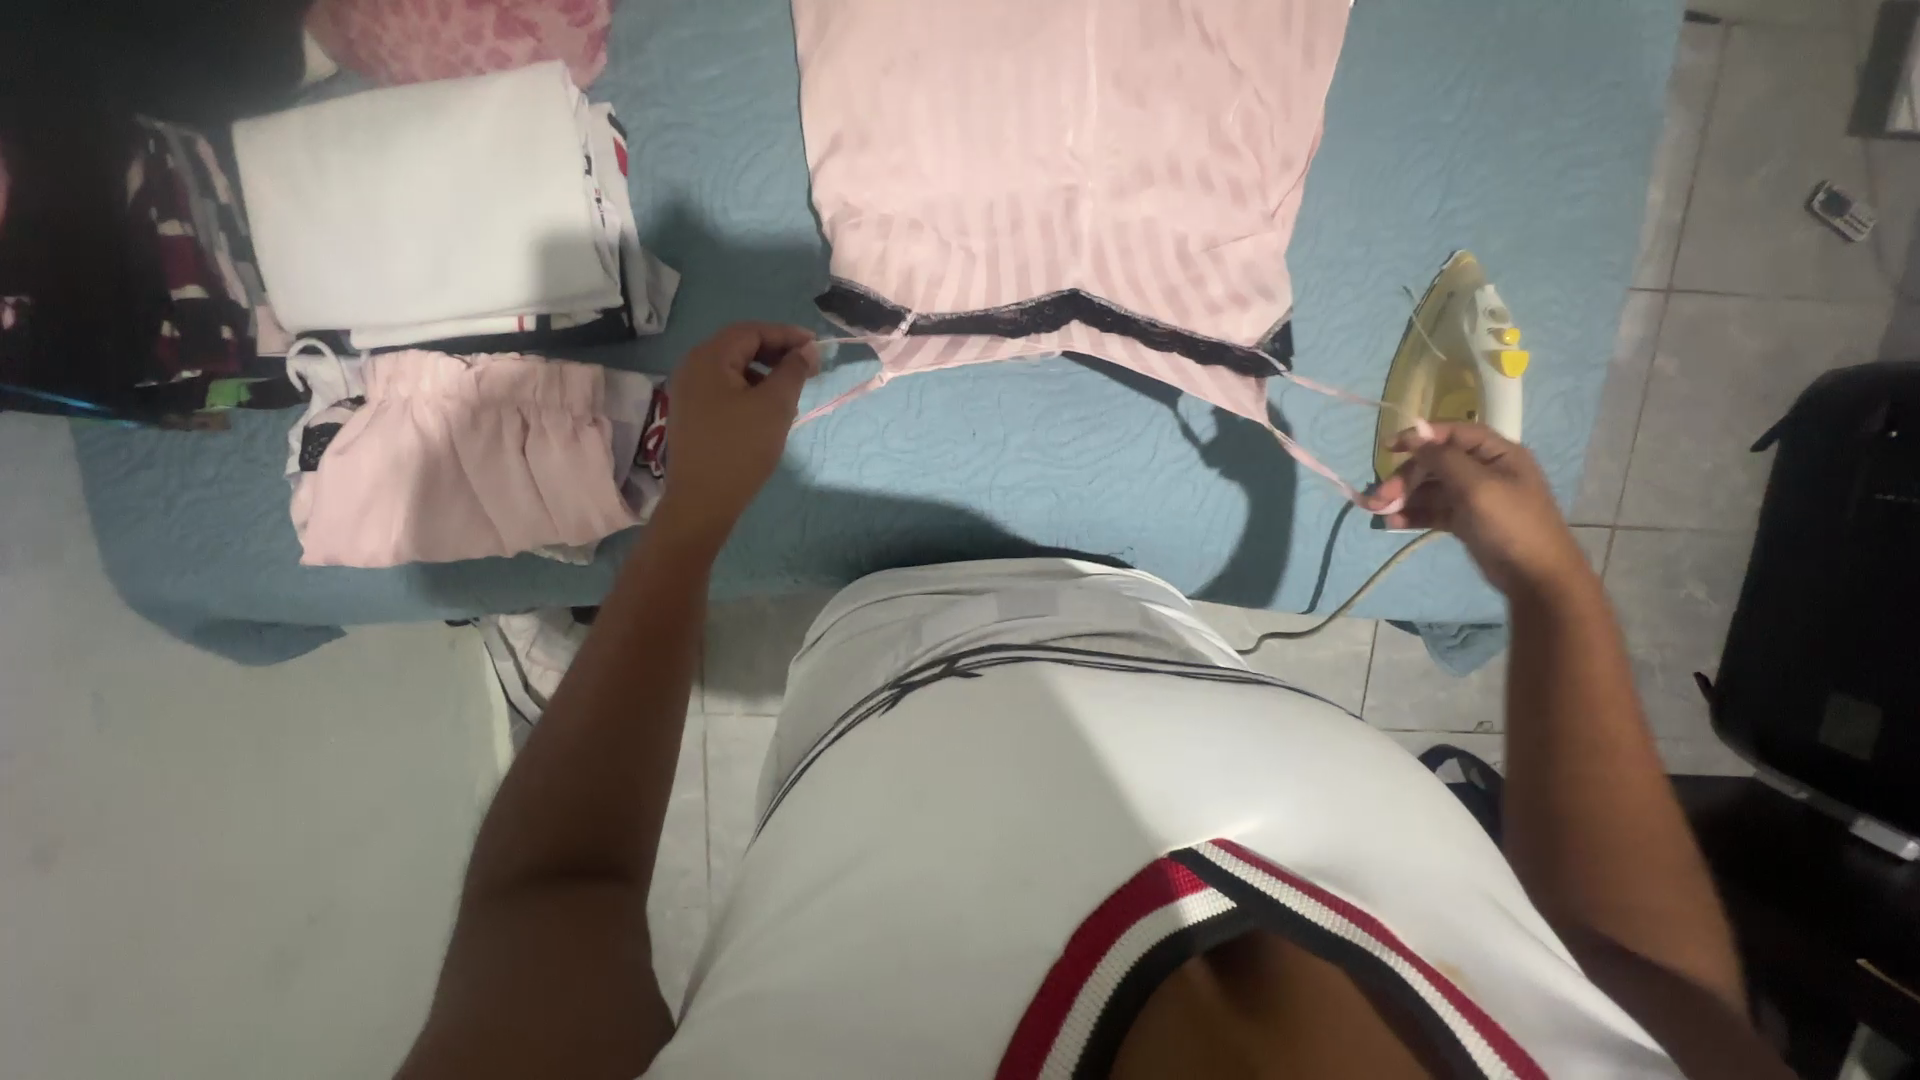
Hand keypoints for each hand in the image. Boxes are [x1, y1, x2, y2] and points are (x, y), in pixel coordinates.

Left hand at [654, 322, 818, 546]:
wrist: (702, 501)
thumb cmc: (740, 448)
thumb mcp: (775, 406)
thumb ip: (793, 371)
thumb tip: (807, 349)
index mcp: (708, 358)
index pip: (751, 331)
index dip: (786, 334)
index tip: (816, 347)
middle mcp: (692, 367)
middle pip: (740, 347)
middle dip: (776, 352)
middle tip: (808, 367)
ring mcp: (688, 392)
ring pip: (733, 370)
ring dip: (765, 373)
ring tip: (791, 392)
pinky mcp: (691, 414)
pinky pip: (724, 389)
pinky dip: (750, 390)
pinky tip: (768, 411)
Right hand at [1370, 422, 1591, 598]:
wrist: (1534, 575)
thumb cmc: (1511, 524)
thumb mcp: (1477, 486)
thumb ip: (1444, 459)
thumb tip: (1416, 436)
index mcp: (1497, 454)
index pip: (1454, 434)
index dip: (1421, 436)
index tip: (1389, 448)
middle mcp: (1484, 471)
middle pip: (1434, 464)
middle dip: (1404, 478)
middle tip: (1380, 498)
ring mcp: (1472, 497)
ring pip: (1429, 489)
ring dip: (1402, 498)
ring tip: (1380, 514)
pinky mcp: (1463, 520)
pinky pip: (1431, 510)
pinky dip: (1412, 515)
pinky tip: (1394, 524)